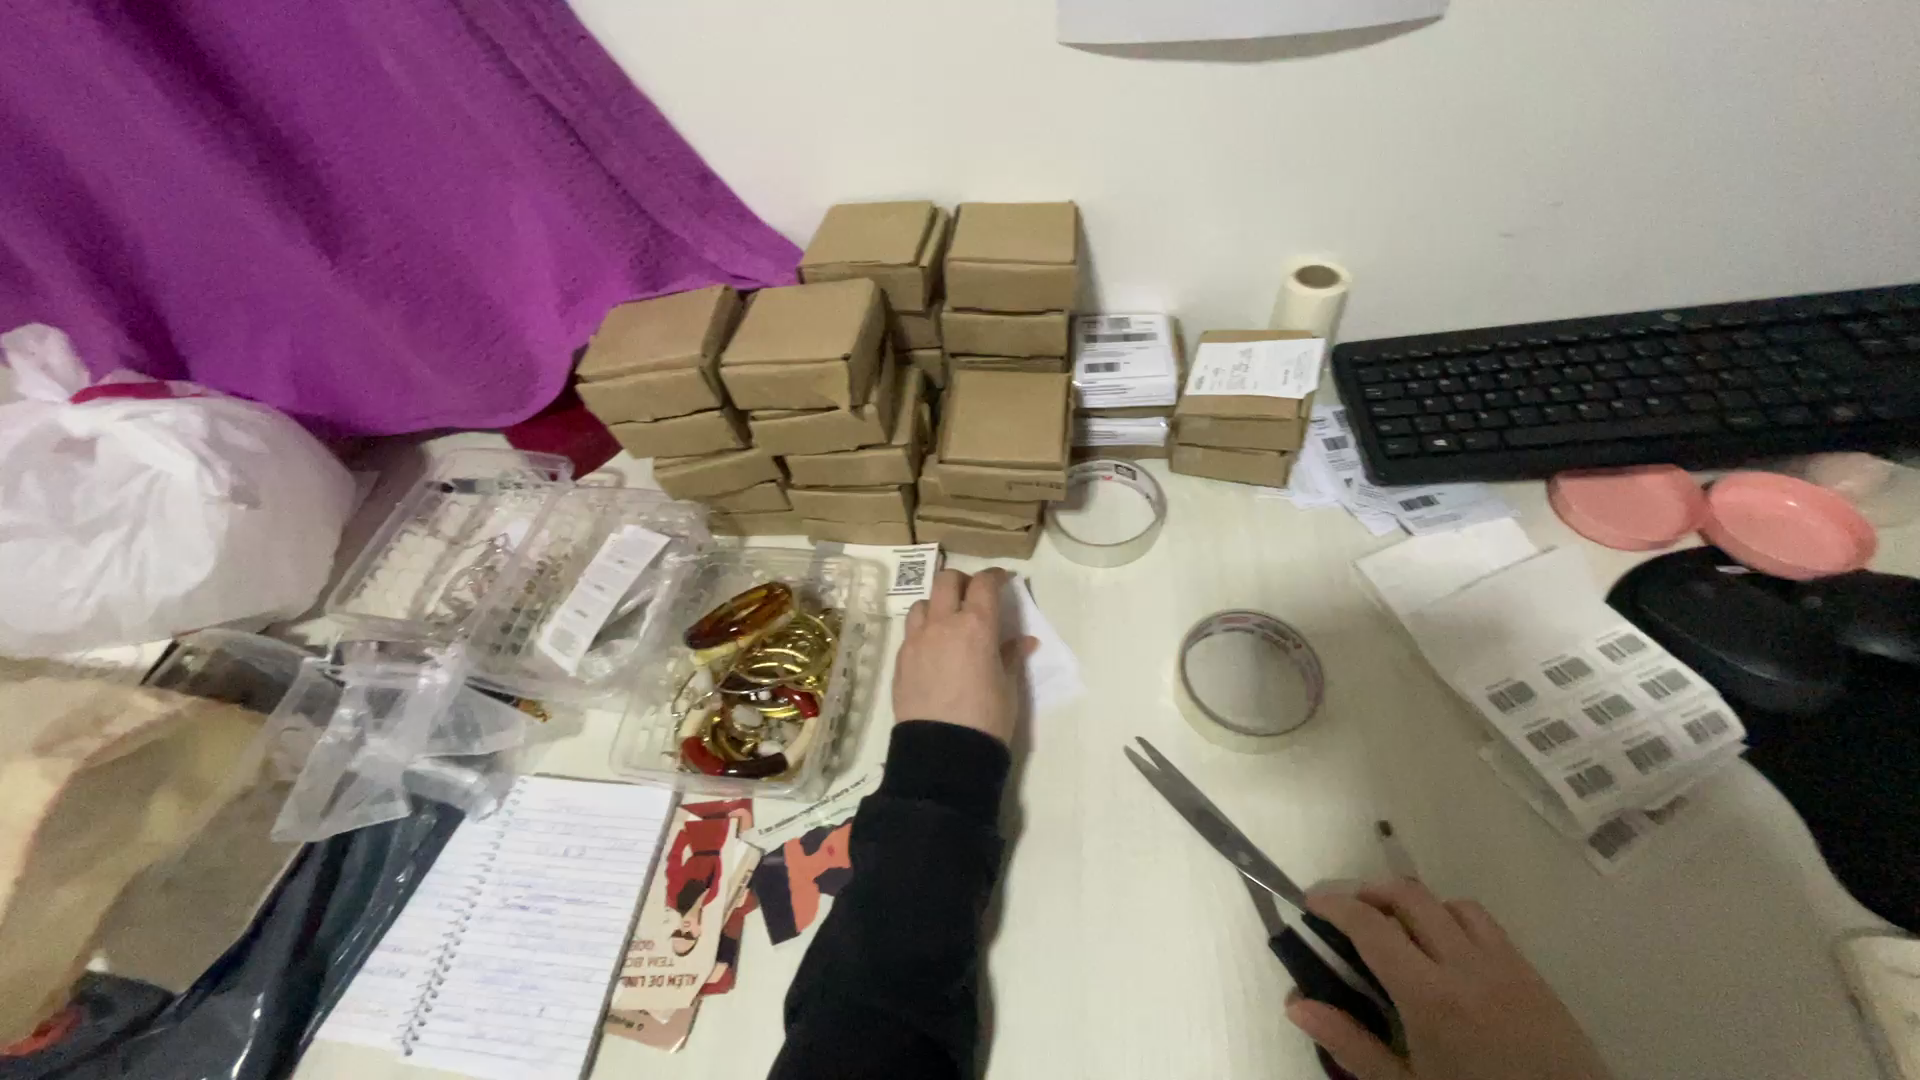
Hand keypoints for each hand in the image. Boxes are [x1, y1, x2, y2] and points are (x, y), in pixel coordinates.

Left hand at [894, 568, 1034, 743]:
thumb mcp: (1008, 687)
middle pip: (947, 581)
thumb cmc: (987, 718)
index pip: (984, 584)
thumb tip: (1024, 641)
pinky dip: (924, 629)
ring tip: (948, 621)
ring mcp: (916, 640)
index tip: (1002, 580)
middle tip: (974, 595)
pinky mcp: (901, 660)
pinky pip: (911, 632)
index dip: (994, 576)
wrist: (944, 752)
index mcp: (976, 626)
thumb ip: (1011, 657)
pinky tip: (933, 648)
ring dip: (937, 603)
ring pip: (923, 603)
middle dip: (963, 581)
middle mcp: (942, 624)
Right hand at [1289, 879, 1612, 1079]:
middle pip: (1410, 896)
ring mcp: (1506, 966)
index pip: (1370, 925)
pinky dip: (1455, 920)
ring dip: (1417, 905)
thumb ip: (1350, 1043)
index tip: (1310, 901)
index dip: (1334, 904)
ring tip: (1400, 927)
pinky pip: (1487, 925)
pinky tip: (1448, 950)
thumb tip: (1295, 1005)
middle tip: (1349, 911)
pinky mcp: (1534, 976)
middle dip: (1371, 892)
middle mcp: (1466, 966)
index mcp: (1429, 995)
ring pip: (1451, 903)